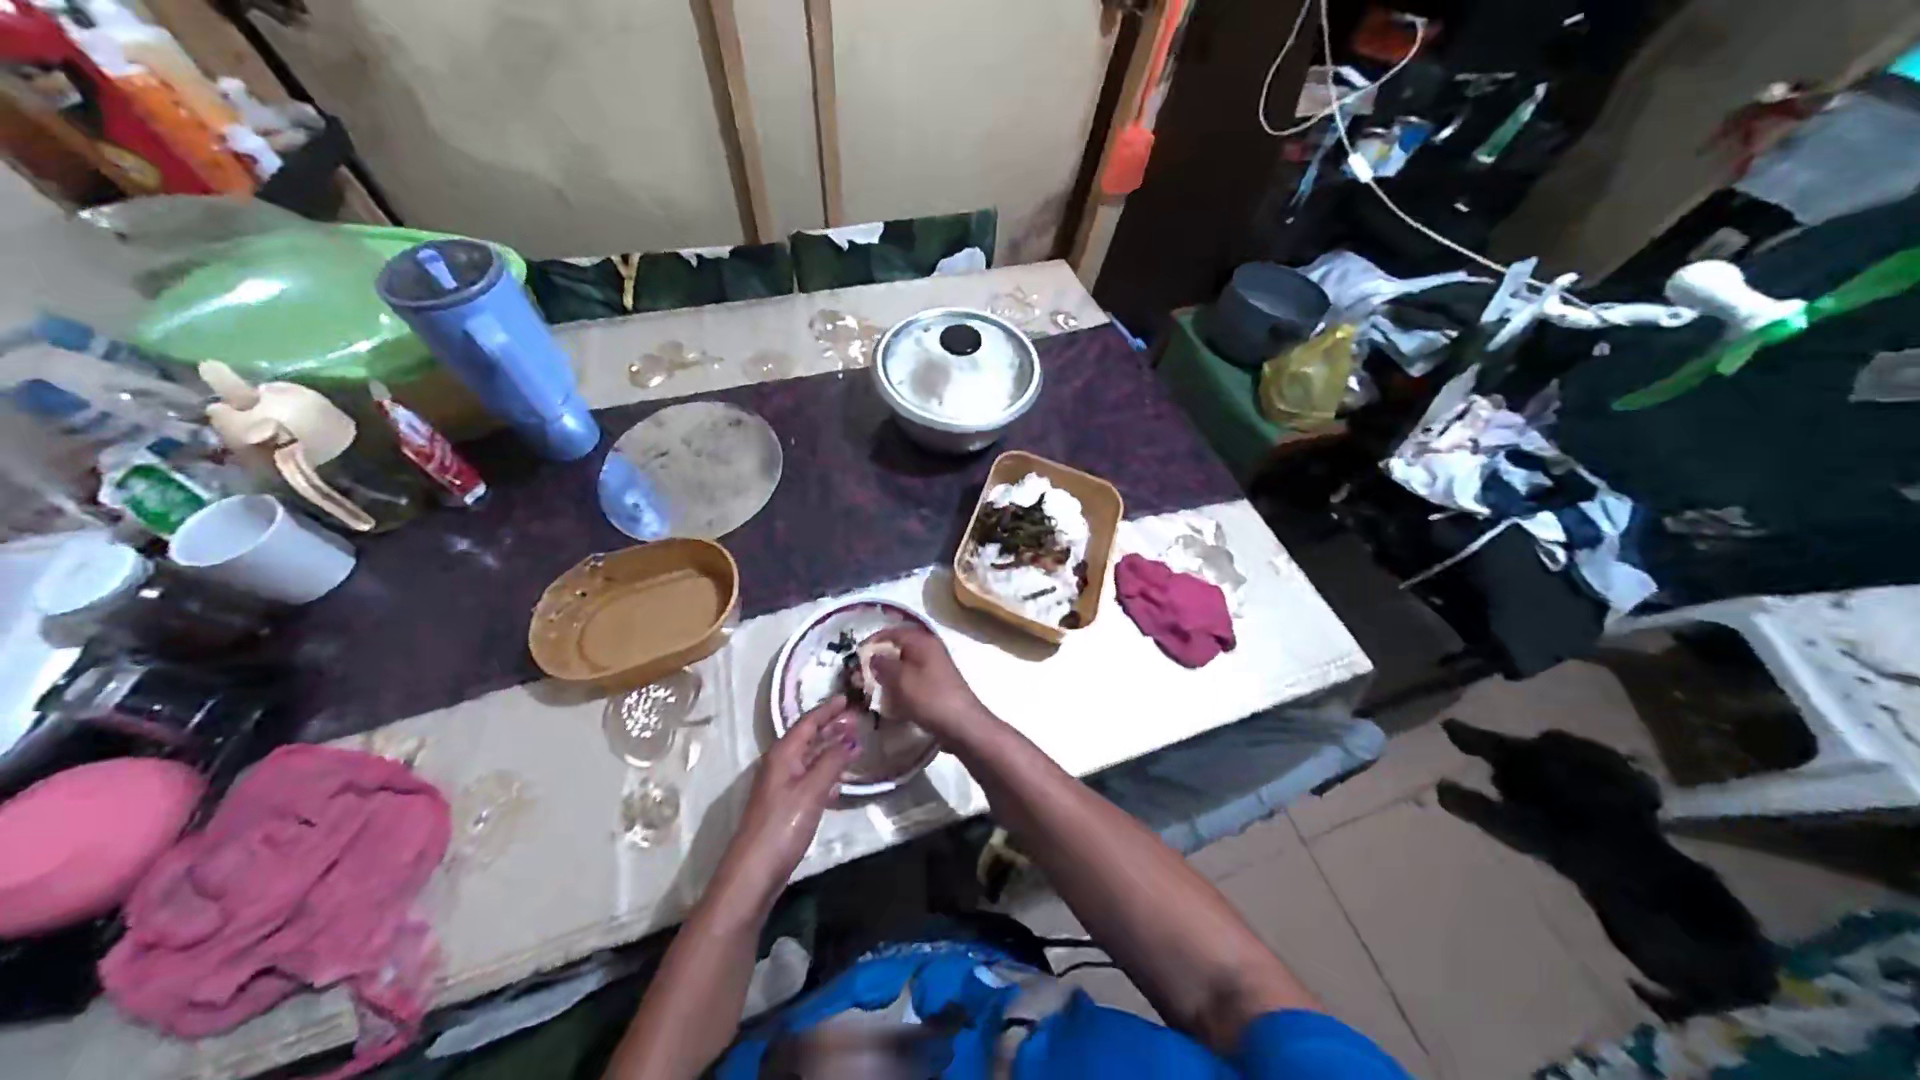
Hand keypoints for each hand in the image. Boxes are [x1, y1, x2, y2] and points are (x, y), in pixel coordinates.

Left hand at [721, 696, 859, 897]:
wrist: (754, 873)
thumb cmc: (782, 826)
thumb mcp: (811, 790)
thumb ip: (832, 762)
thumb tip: (852, 738)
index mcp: (782, 755)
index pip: (807, 723)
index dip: (827, 710)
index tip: (846, 699)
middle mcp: (779, 765)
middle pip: (807, 738)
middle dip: (830, 727)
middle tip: (856, 719)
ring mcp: (781, 786)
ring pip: (809, 758)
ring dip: (830, 748)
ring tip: (853, 742)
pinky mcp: (786, 806)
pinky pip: (809, 777)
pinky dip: (826, 771)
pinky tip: (840, 778)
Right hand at [866, 625, 998, 744]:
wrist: (962, 724)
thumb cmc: (929, 697)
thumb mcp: (900, 679)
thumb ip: (882, 664)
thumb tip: (872, 656)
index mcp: (922, 641)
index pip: (891, 632)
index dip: (872, 642)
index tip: (856, 657)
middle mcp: (930, 649)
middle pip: (898, 648)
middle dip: (879, 661)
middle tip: (862, 675)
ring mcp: (935, 667)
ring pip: (905, 665)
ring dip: (889, 675)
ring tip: (873, 689)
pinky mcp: (936, 684)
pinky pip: (913, 679)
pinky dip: (900, 686)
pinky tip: (891, 700)